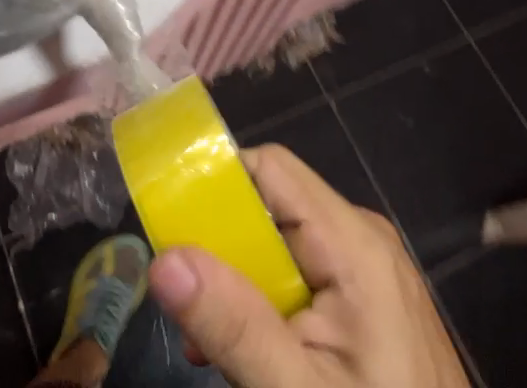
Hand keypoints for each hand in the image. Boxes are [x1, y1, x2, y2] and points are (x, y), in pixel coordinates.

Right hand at [149, 145, 469, 387]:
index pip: (268, 169)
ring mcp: (364, 271)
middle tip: (184, 308)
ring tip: (206, 348)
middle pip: (267, 209)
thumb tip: (163, 260)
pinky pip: (298, 280)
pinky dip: (263, 308)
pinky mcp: (363, 301)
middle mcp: (359, 239)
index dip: (213, 183)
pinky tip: (244, 357)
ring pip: (276, 249)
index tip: (165, 224)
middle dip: (218, 253)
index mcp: (352, 243)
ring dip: (234, 289)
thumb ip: (233, 326)